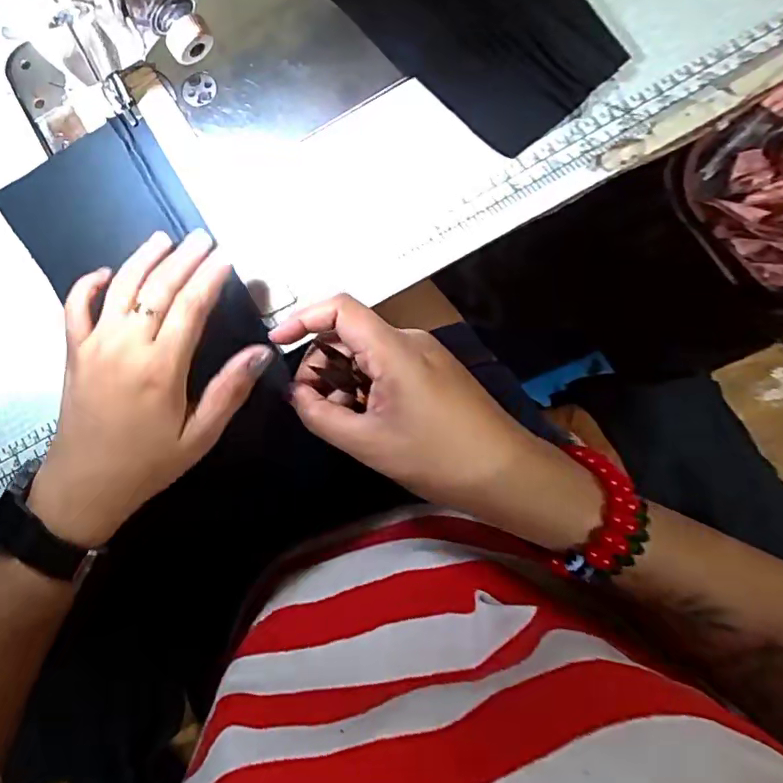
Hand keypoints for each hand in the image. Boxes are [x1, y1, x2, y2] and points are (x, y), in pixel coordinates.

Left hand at [27, 230, 273, 546]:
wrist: (84, 486)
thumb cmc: (147, 464)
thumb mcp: (199, 436)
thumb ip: (229, 390)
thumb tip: (260, 352)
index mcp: (161, 367)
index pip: (190, 306)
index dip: (209, 277)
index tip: (225, 257)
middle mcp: (126, 346)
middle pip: (158, 288)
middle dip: (184, 258)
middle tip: (203, 238)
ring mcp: (95, 345)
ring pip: (120, 287)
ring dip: (143, 258)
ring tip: (163, 239)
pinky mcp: (74, 351)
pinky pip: (75, 306)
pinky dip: (89, 284)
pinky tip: (107, 272)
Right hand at [269, 294, 550, 502]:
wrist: (507, 474)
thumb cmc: (436, 457)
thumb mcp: (367, 443)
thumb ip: (320, 415)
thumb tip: (296, 394)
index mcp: (393, 347)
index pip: (339, 308)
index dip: (302, 319)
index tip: (276, 344)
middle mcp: (408, 339)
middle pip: (348, 333)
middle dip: (321, 365)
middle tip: (315, 406)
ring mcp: (424, 353)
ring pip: (366, 352)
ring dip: (344, 381)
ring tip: (346, 422)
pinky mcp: (433, 370)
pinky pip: (387, 365)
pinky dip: (366, 386)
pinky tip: (369, 420)